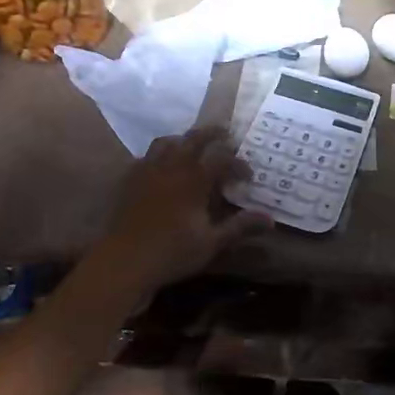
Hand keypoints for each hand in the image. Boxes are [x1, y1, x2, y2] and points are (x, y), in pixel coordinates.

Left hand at [92, 126, 271, 293]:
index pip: (222, 158)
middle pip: (194, 138)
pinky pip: (146, 156)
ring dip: (184, 140)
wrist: (124, 261)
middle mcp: (171, 166)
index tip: (248, 177)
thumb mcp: (212, 242)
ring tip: (192, 146)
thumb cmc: (172, 252)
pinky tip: (163, 168)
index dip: (238, 164)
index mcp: (194, 178)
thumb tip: (270, 219)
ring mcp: (147, 170)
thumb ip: (240, 226)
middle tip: (226, 133)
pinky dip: (160, 155)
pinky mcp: (130, 179)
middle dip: (213, 133)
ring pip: (167, 142)